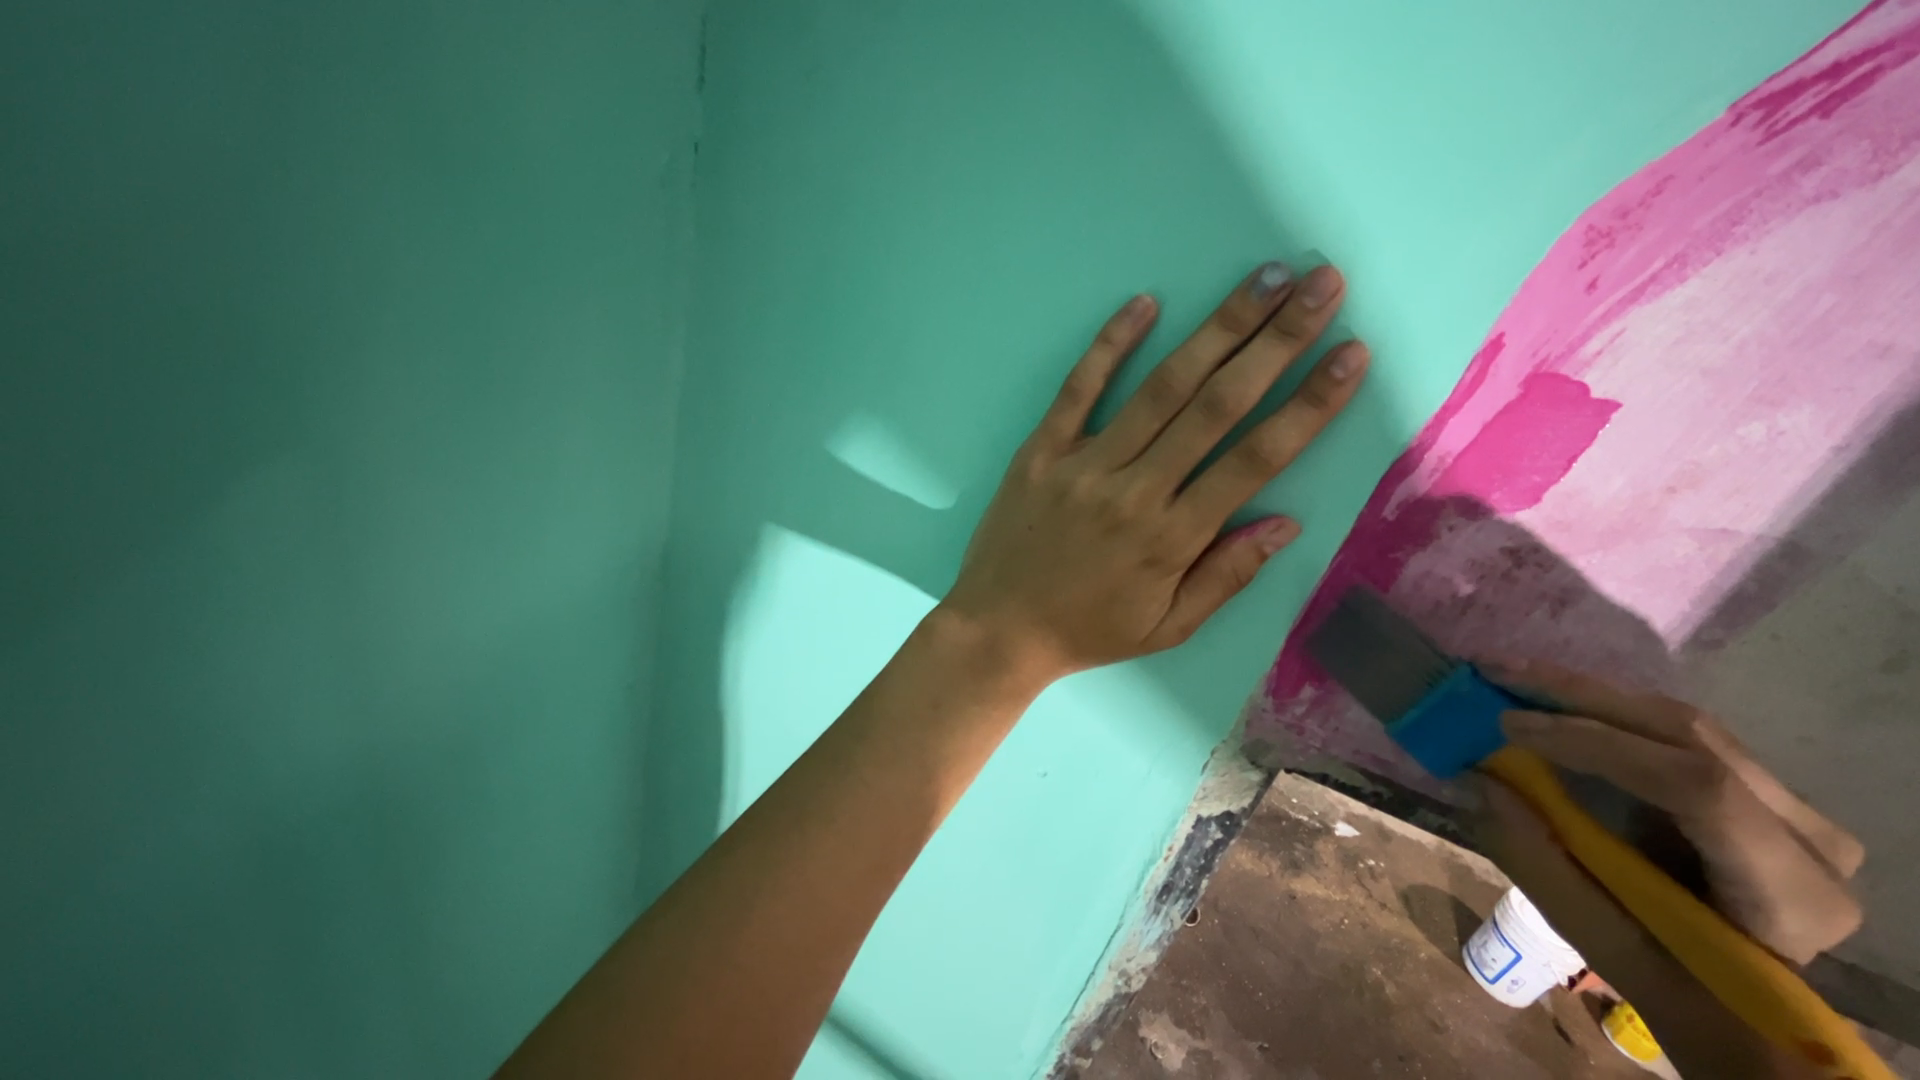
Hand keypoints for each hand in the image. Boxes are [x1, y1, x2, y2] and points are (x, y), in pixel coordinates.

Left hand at [939, 262, 1368, 679]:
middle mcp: (1135, 490)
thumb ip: (1227, 576)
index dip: (1309, 404)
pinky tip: (1144, 302)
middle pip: (1217, 404)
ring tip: (1264, 279)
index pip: (1255, 458)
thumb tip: (1287, 522)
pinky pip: (1078, 389)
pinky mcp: (1041, 450)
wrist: (998, 629)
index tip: (1351, 354)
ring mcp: (1084, 464)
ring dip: (1216, 330)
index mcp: (1173, 537)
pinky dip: (1110, 345)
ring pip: (1161, 388)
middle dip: (1277, 341)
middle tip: (1323, 284)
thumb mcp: (1168, 627)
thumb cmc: (1089, 630)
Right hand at [1473, 659, 1863, 966]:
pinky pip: (1675, 733)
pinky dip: (1604, 711)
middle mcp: (1808, 837)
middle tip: (1492, 674)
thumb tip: (1473, 777)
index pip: (1695, 787)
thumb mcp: (1603, 942)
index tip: (1508, 727)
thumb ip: (1539, 859)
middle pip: (1688, 736)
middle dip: (1579, 698)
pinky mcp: (1761, 790)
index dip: (1597, 745)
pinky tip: (1550, 698)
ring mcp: (1791, 807)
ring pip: (1681, 723)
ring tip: (1508, 676)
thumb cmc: (1678, 991)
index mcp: (1787, 893)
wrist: (1745, 1010)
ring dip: (1586, 694)